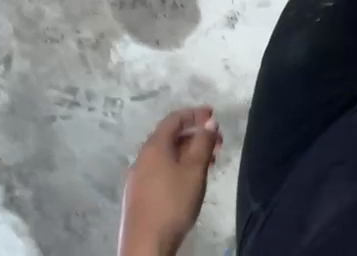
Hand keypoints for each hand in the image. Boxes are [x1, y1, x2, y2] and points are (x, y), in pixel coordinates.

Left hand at [119, 107, 222, 255]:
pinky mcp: (138, 196)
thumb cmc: (173, 203)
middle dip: (196, 136)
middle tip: (218, 144)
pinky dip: (178, 167)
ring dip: (189, 153)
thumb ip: (203, 142)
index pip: (175, 118)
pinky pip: (161, 170)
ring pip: (167, 155)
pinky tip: (190, 183)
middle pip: (170, 136)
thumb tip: (209, 122)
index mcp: (154, 146)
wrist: (145, 248)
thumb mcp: (195, 169)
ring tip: (209, 164)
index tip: (214, 116)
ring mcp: (137, 178)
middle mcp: (142, 158)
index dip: (196, 113)